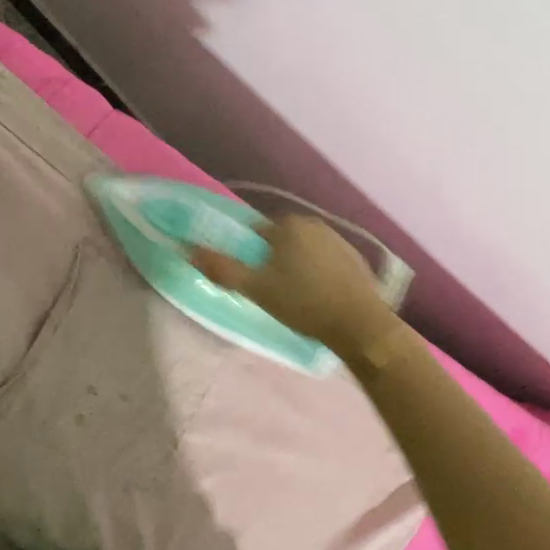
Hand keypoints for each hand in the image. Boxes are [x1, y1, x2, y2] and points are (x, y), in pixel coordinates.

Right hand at [189, 215, 396, 357]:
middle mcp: (314, 224)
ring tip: (295, 297)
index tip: (251, 279)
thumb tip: (189, 249)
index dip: (249, 256)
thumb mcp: (256, 289)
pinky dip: (319, 273)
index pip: (255, 234)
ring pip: (304, 250)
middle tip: (270, 291)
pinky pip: (326, 261)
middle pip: (280, 240)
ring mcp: (338, 240)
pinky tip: (319, 297)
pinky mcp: (356, 259)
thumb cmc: (303, 303)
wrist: (360, 325)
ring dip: (296, 266)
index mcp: (287, 225)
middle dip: (272, 260)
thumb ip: (222, 268)